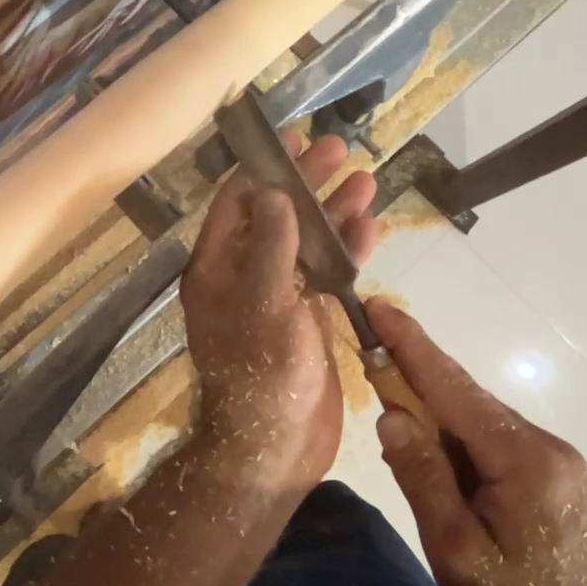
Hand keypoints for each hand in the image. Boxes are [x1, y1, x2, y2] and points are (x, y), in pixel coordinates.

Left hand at [180, 132, 377, 486]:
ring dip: (333, 211)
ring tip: (365, 178)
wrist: (277, 446)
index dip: (263, 169)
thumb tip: (273, 191)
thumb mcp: (262, 303)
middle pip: (276, 215)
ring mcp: (277, 295)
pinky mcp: (306, 317)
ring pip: (305, 241)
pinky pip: (326, 273)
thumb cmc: (262, 374)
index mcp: (217, 268)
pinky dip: (346, 250)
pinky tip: (369, 227)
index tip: (290, 138)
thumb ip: (270, 245)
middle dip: (305, 182)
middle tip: (338, 148)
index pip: (236, 204)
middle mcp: (243, 275)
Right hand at [370, 301, 586, 585]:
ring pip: (478, 419)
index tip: (377, 304)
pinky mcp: (554, 477)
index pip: (451, 385)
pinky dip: (455, 437)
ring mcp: (553, 459)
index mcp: (519, 456)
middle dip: (415, 373)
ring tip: (397, 429)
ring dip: (433, 412)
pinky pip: (492, 440)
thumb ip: (423, 478)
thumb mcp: (458, 551)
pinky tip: (437, 462)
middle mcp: (541, 443)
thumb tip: (390, 415)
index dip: (410, 343)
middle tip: (369, 361)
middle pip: (465, 395)